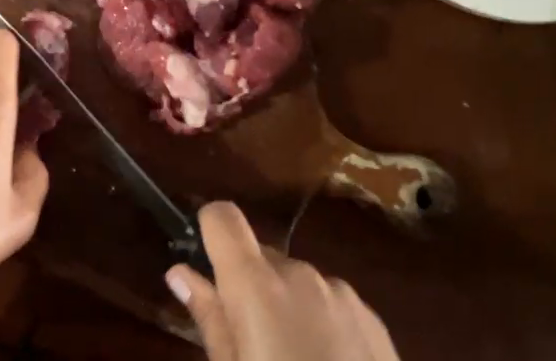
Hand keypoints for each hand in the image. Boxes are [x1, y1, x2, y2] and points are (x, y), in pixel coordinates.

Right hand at [168, 202, 397, 360]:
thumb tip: (181, 273)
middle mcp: (299, 274)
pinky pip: (331, 302)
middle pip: (261, 255)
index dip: (210, 230)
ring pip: (296, 282)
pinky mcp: (373, 319)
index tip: (206, 265)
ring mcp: (341, 294)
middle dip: (250, 285)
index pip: (223, 218)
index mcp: (256, 284)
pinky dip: (321, 322)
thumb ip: (209, 317)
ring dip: (287, 306)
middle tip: (249, 339)